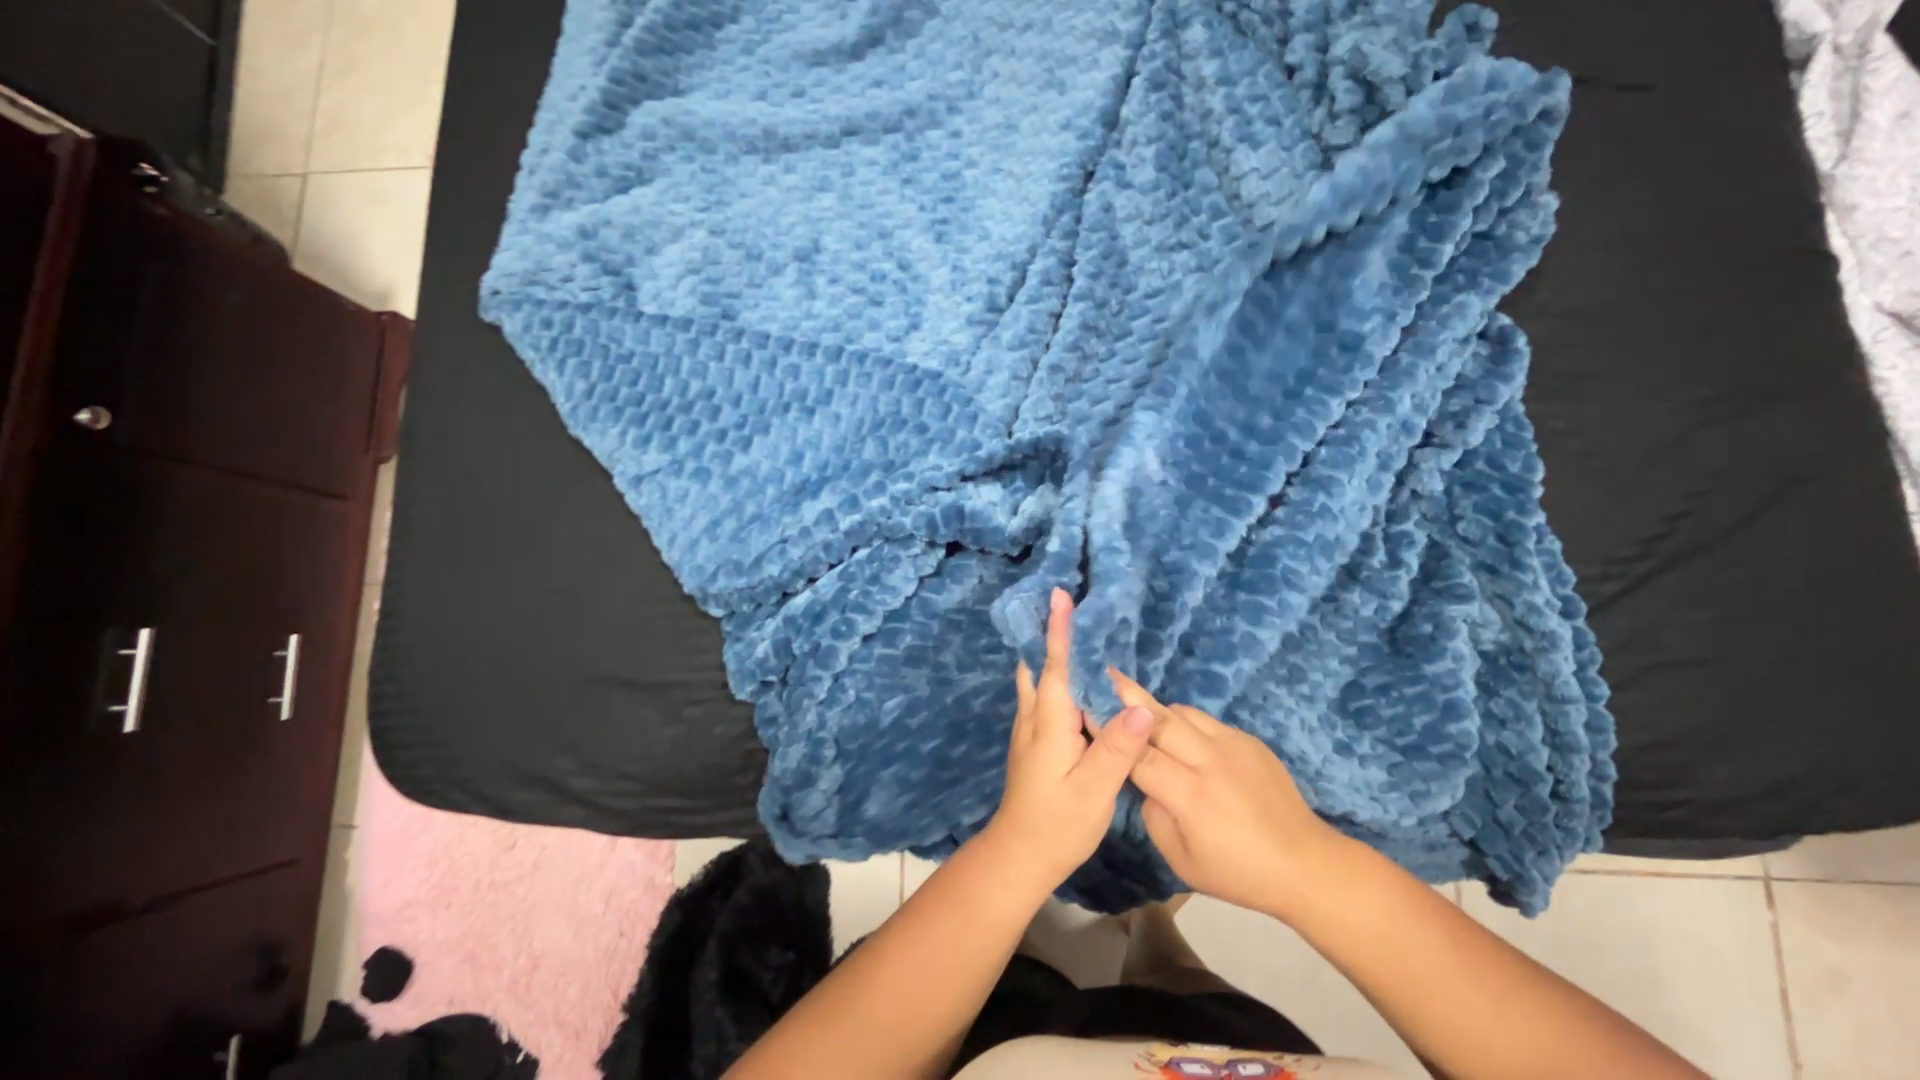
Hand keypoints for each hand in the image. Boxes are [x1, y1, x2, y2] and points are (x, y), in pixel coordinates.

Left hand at [983, 588, 1155, 890]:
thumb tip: (1139, 705)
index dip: (1060, 630)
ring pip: (1039, 683)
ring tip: (1078, 633)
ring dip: (1053, 656)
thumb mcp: (1094, 790)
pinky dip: (1059, 680)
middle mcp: (1034, 719)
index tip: (1059, 594)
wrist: (1020, 856)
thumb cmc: (1058, 823)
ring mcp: (1030, 732)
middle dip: (1052, 634)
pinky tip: (1081, 685)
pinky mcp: (1034, 745)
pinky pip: (1045, 699)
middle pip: (1040, 666)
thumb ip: (1116, 748)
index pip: (1055, 667)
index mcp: (1049, 724)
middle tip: (1071, 604)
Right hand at [1112, 671, 1349, 918]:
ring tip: (1132, 701)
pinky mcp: (1250, 742)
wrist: (1304, 863)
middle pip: (1159, 721)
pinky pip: (1206, 723)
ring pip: (1183, 713)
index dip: (1112, 735)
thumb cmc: (1238, 872)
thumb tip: (1146, 783)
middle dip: (1129, 699)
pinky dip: (1185, 723)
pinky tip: (1176, 733)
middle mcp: (1210, 762)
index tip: (1086, 714)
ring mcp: (1234, 746)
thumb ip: (1154, 815)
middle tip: (1103, 676)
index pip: (1139, 756)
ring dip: (1156, 709)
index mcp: (1190, 795)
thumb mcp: (1181, 859)